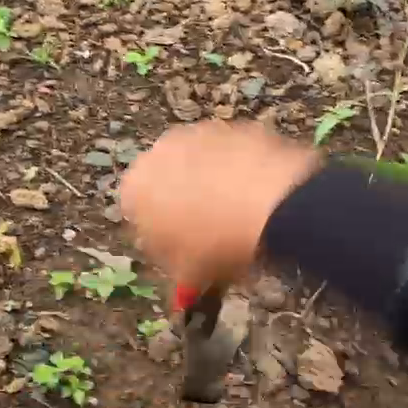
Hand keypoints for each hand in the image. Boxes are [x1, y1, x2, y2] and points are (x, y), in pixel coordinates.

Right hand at [119, 121, 320, 291]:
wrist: (272, 203)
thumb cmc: (217, 244)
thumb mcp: (189, 274)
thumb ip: (175, 273)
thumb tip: (180, 281)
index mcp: (134, 189)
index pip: (135, 214)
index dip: (158, 235)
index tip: (179, 252)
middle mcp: (158, 152)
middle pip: (165, 182)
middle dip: (181, 204)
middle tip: (209, 236)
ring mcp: (198, 133)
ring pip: (198, 164)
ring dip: (210, 185)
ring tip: (237, 217)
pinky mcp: (236, 126)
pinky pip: (231, 154)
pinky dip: (239, 170)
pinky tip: (257, 197)